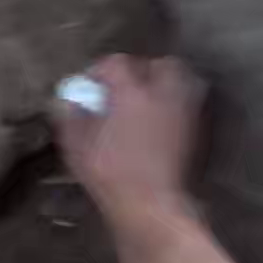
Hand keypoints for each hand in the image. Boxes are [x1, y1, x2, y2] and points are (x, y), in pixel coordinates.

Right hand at [52, 55, 205, 226]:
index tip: (87, 87)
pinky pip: (188, 98)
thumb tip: (67, 99)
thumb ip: (70, 114)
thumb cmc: (106, 170)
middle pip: (159, 63)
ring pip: (182, 77)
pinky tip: (155, 115)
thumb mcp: (74, 142)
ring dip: (162, 81)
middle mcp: (163, 93)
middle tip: (120, 88)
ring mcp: (185, 109)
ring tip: (142, 98)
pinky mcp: (196, 126)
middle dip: (139, 69)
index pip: (117, 63)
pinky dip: (172, 98)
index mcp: (131, 94)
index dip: (99, 70)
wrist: (149, 199)